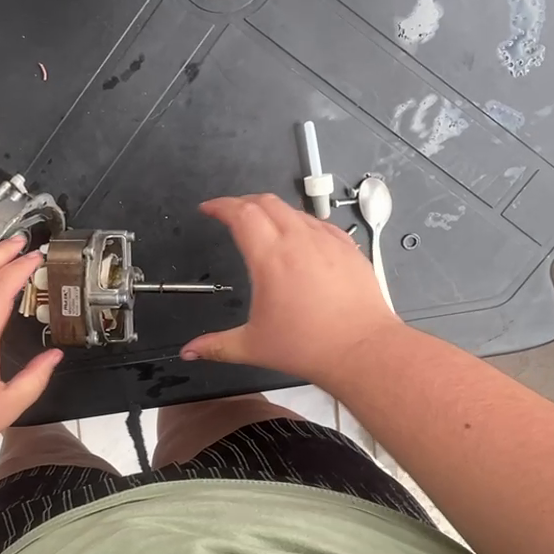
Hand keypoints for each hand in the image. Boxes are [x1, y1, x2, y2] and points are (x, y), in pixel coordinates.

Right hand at [181, 194, 402, 379]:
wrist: (363, 350)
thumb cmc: (310, 347)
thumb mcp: (253, 346)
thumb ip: (216, 346)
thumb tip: (189, 351)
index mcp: (270, 258)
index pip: (240, 214)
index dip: (220, 205)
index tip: (209, 208)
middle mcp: (299, 241)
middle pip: (266, 202)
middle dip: (242, 202)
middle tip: (230, 212)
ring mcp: (327, 242)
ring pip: (293, 209)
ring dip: (271, 210)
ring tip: (261, 223)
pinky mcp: (348, 249)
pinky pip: (320, 223)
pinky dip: (300, 221)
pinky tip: (299, 235)